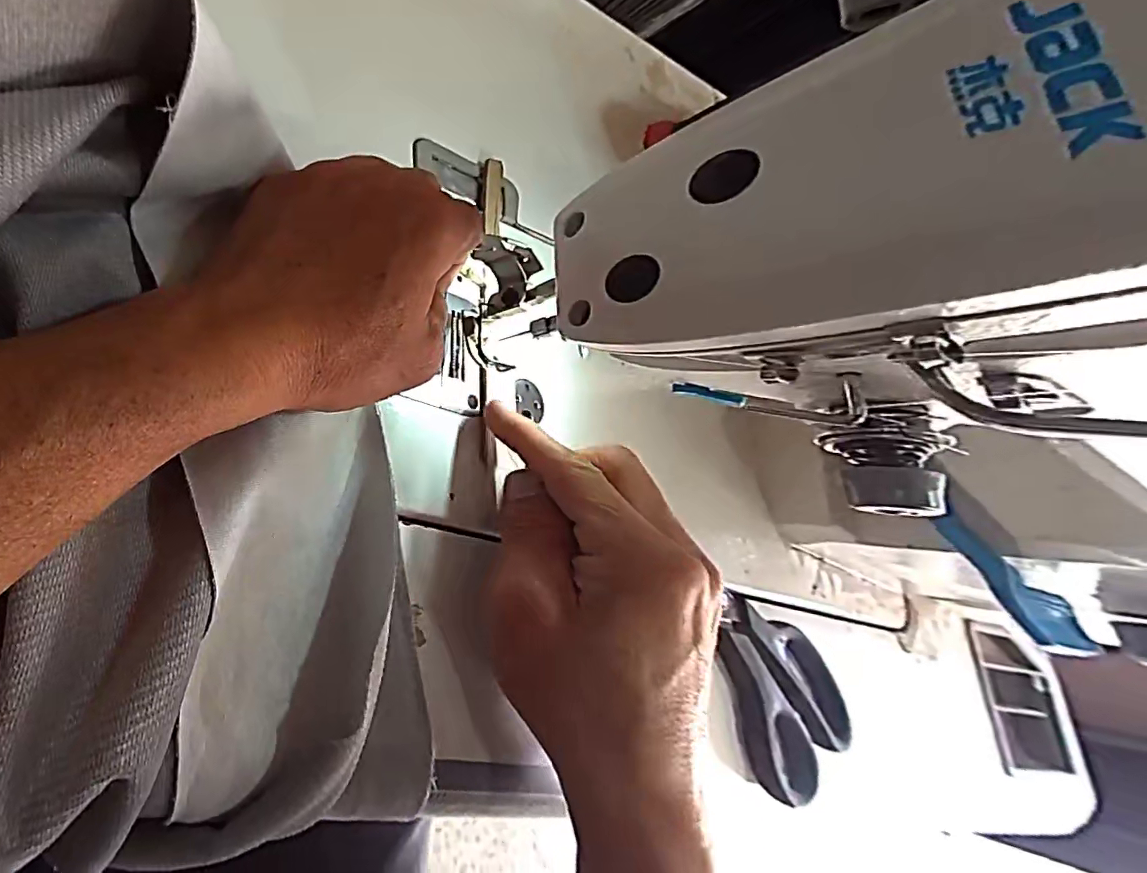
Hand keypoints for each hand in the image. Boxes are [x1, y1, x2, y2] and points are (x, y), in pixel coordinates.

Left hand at [189, 156, 479, 411]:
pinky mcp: (282, 187)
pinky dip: (311, 224)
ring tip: (333, 280)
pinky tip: (302, 266)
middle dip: (403, 239)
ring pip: (361, 195)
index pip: (462, 228)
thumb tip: (428, 305)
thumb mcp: (418, 356)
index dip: (445, 263)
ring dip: (357, 227)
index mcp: (431, 222)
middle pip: (413, 203)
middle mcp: (382, 187)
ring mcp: (328, 181)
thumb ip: (441, 313)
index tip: (426, 283)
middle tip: (377, 287)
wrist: (243, 338)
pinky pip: (313, 199)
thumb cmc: (318, 345)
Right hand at [484, 404, 720, 872]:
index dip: (528, 439)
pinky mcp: (687, 595)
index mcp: (644, 562)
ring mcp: (692, 580)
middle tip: (517, 488)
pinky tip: (567, 562)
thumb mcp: (522, 609)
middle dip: (560, 465)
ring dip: (578, 499)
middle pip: (616, 470)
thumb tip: (528, 489)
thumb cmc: (582, 710)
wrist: (632, 777)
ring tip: (539, 544)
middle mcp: (682, 564)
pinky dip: (597, 525)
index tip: (503, 418)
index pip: (576, 473)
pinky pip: (640, 528)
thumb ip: (524, 532)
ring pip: (629, 496)